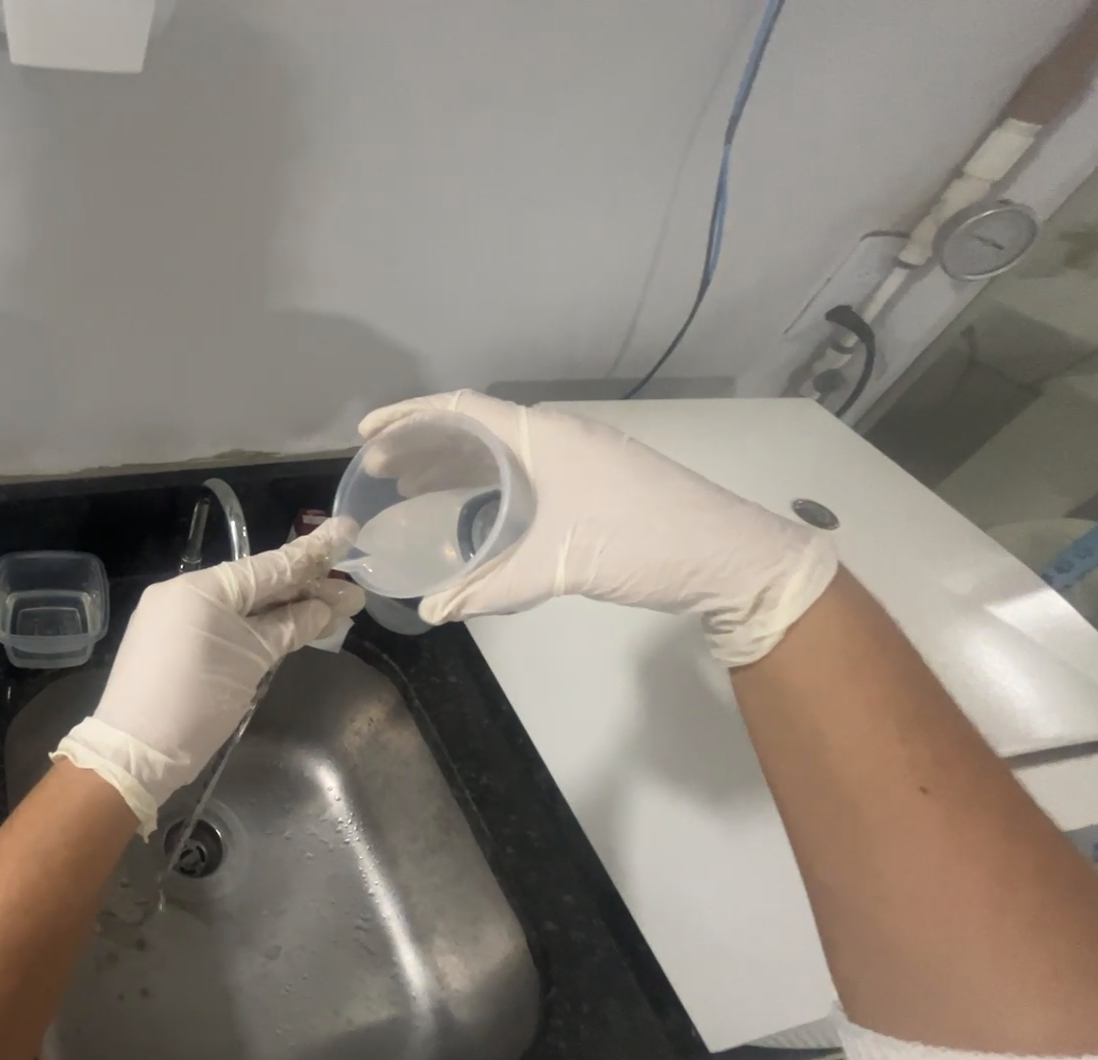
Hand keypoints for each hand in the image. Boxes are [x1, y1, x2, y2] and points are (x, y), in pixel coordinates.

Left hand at [54, 519, 364, 834]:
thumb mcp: (251, 662)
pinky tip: (292, 626)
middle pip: (258, 583)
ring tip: (337, 610)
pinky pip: (223, 622)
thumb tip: (323, 608)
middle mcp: (185, 591)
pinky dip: (258, 625)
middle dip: (308, 588)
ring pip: (242, 605)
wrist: (135, 753)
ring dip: (288, 609)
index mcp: (202, 587)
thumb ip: (289, 628)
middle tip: (355, 590)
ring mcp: (176, 616)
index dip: (313, 550)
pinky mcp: (173, 640)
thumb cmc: (194, 703)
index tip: (348, 530)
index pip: (270, 565)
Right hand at [359, 392, 836, 665]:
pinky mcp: (586, 476)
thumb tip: (431, 613)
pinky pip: (516, 465)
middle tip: (380, 469)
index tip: (368, 433)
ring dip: (450, 461)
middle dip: (420, 443)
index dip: (407, 416)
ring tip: (409, 487)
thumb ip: (487, 589)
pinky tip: (465, 505)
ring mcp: (574, 453)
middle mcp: (554, 433)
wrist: (729, 555)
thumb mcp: (555, 567)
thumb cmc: (638, 543)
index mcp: (541, 435)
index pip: (459, 408)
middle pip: (472, 424)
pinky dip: (480, 478)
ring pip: (495, 446)